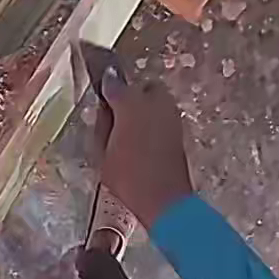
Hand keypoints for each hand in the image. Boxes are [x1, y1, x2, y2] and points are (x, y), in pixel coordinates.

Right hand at [98, 69, 193, 226]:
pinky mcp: (180, 130)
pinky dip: (153, 119)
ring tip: (130, 127)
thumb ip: (102, 124)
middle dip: (132, 93)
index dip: (105, 81)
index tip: (98, 80)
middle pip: (144, 86)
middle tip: (117, 112)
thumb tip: (104, 106)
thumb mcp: (102, 152)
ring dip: (145, 105)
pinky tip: (142, 138)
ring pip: (157, 99)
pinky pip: (163, 114)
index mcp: (130, 105)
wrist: (164, 198)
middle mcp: (155, 102)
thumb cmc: (127, 177)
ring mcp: (171, 115)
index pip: (114, 82)